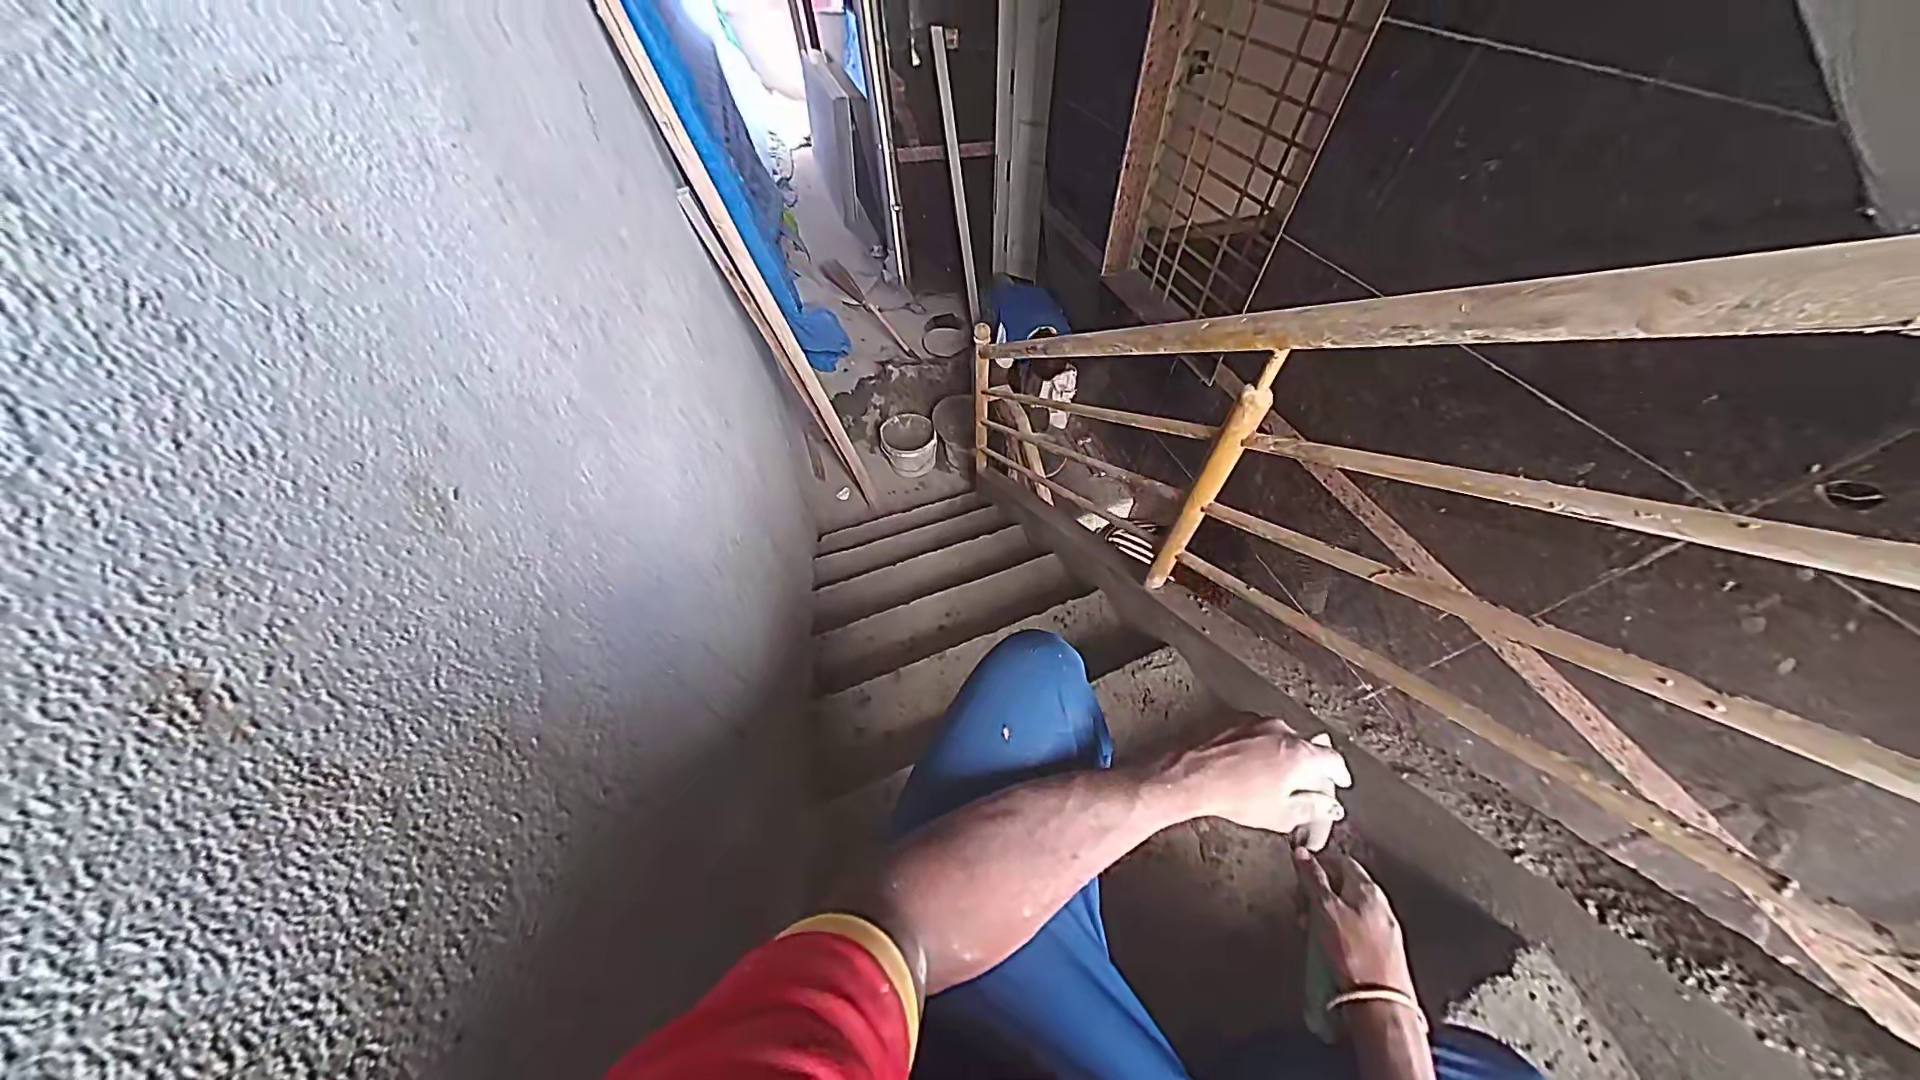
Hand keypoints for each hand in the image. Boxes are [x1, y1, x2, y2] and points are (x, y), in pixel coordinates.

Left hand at [1162, 718, 1350, 844]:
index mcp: (1300, 753)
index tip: (1340, 782)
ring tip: (1274, 781)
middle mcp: (1282, 730)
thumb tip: (1331, 805)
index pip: (1333, 760)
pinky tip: (1252, 767)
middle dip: (1310, 769)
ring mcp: (1257, 722)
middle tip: (1306, 790)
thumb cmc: (1236, 797)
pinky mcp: (1235, 720)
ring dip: (1285, 757)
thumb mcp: (1284, 815)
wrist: (1192, 776)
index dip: (1339, 774)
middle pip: (1308, 749)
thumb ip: (1314, 807)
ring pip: (1282, 740)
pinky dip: (1263, 748)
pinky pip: (1259, 734)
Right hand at [1295, 849, 1415, 997]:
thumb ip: (1312, 878)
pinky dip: (1336, 926)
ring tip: (1307, 925)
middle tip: (1299, 903)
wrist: (1379, 1001)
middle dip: (1318, 890)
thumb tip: (1301, 852)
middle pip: (1343, 883)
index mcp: (1368, 888)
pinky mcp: (1383, 949)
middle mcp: (1380, 903)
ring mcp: (1384, 927)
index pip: (1341, 860)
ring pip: (1348, 906)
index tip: (1300, 872)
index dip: (1319, 862)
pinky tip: (1326, 940)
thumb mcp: (1324, 908)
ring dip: (1324, 910)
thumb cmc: (1350, 949)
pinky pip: (1355, 926)